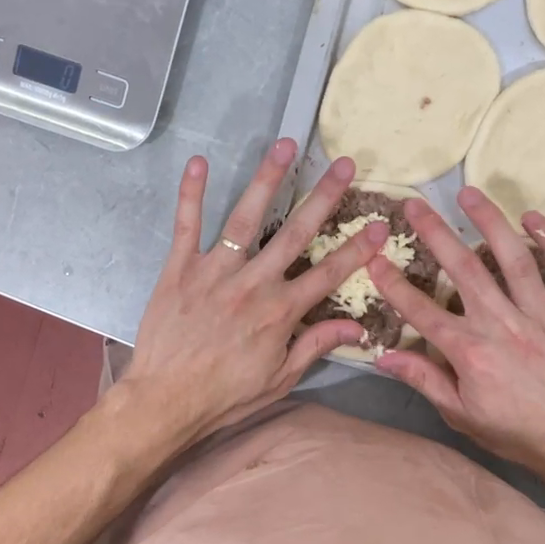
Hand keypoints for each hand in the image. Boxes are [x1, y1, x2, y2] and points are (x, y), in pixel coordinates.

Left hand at [118, 139, 386, 443]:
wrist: (166, 400)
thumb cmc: (225, 396)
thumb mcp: (279, 378)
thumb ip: (316, 345)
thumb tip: (359, 327)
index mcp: (280, 312)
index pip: (328, 274)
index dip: (357, 249)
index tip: (378, 224)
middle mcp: (253, 283)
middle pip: (295, 233)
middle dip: (323, 197)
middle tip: (345, 164)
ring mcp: (215, 271)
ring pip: (245, 217)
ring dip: (267, 178)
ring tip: (285, 144)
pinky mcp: (179, 269)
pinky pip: (186, 225)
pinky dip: (191, 193)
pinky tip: (199, 162)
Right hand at [368, 188, 544, 482]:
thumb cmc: (515, 432)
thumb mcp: (460, 414)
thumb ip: (424, 379)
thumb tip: (383, 356)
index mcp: (470, 351)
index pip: (422, 311)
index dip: (394, 285)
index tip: (375, 261)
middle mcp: (502, 323)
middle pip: (464, 269)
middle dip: (435, 233)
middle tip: (415, 205)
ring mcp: (541, 313)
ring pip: (512, 257)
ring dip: (489, 221)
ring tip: (469, 193)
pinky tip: (532, 218)